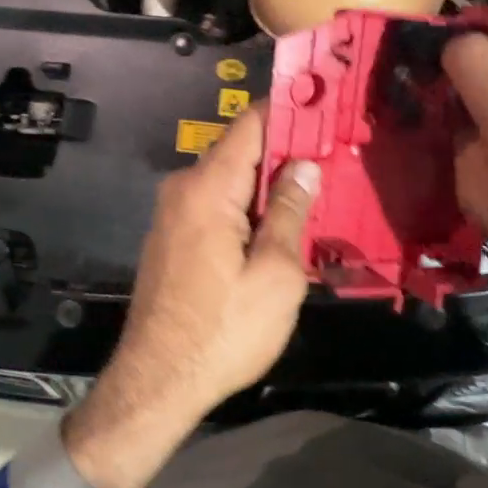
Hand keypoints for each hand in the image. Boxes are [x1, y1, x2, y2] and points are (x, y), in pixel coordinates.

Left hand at [62, 103, 318, 487]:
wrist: (158, 382)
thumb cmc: (224, 330)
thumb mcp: (276, 274)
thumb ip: (289, 212)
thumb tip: (304, 164)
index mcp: (206, 187)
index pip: (249, 125)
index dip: (286, 111)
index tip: (322, 105)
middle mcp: (182, 188)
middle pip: (238, 153)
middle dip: (282, 154)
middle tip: (330, 161)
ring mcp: (171, 213)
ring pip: (227, 182)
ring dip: (265, 187)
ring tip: (312, 197)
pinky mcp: (170, 238)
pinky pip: (212, 206)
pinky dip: (243, 208)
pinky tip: (274, 230)